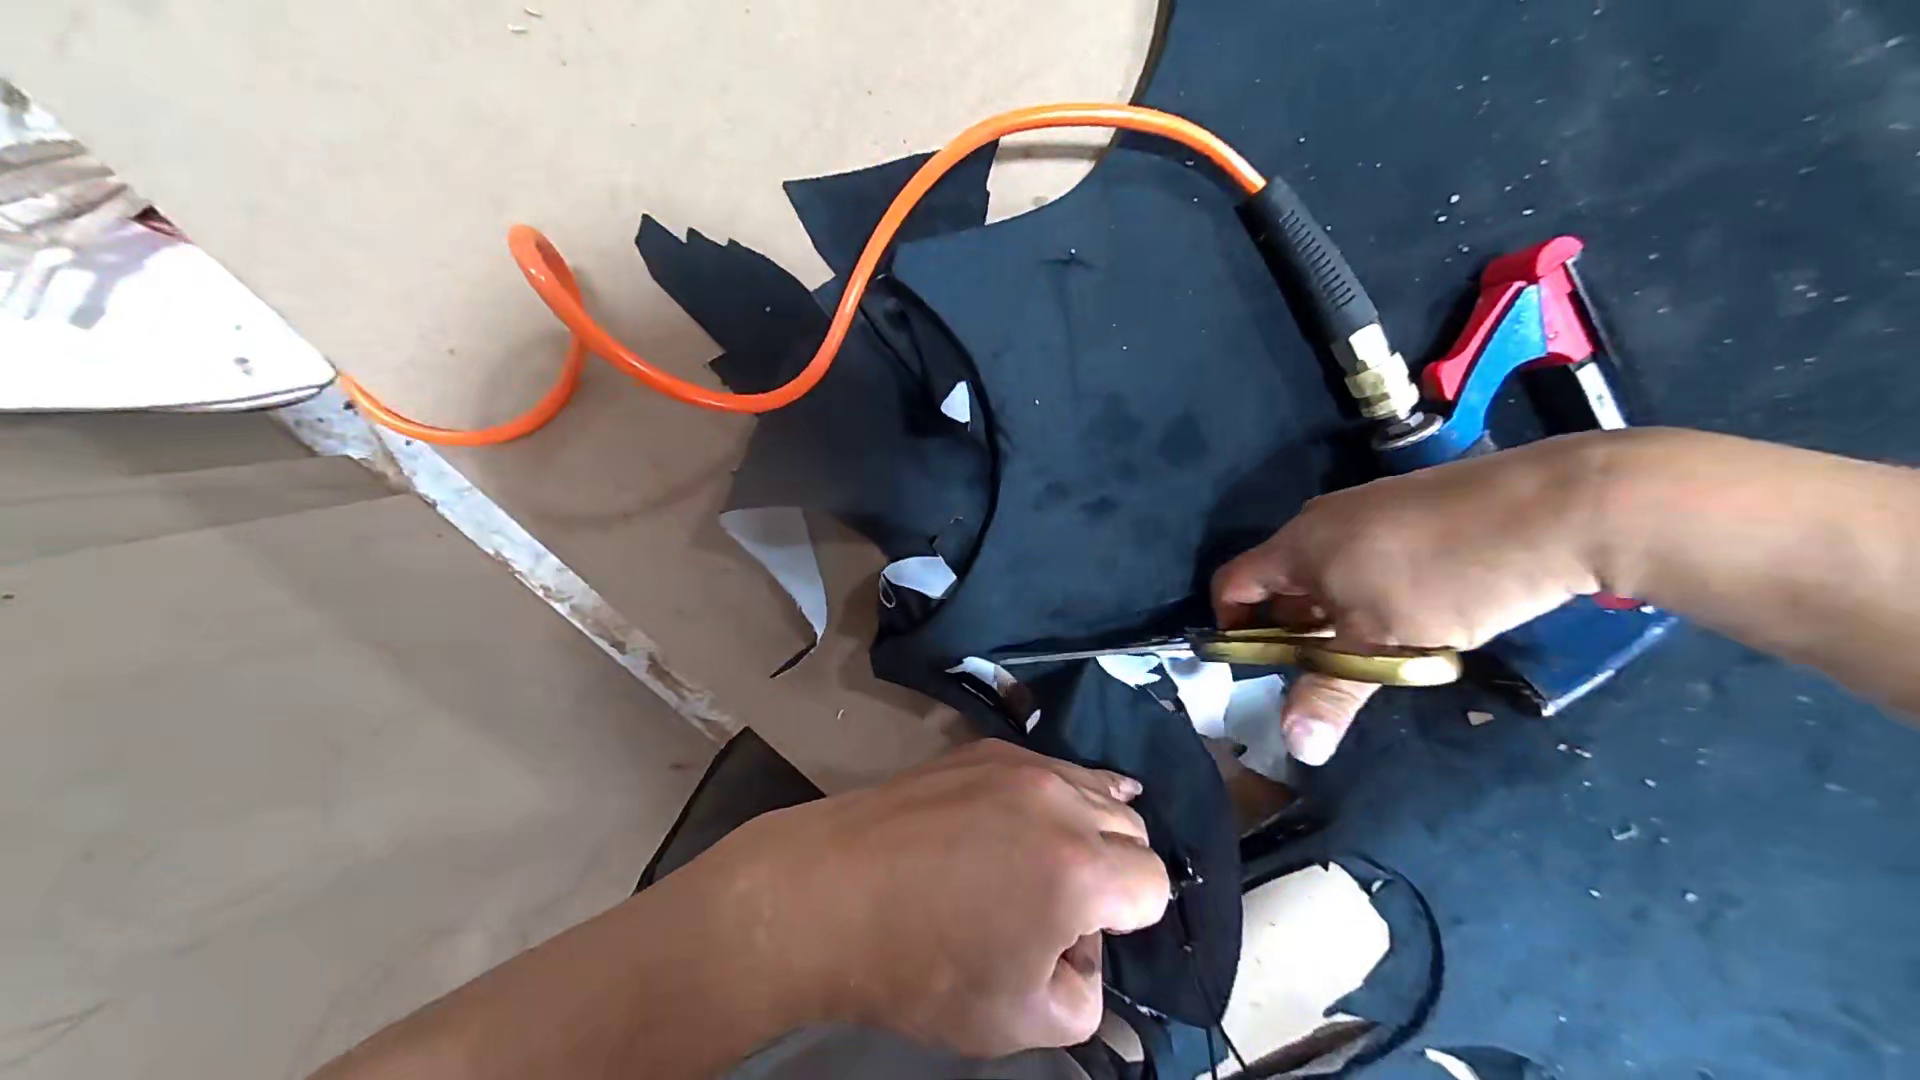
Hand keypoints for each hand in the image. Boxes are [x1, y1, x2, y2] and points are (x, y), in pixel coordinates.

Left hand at [686, 739, 1169, 1056]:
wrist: (830, 893)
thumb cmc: (921, 966)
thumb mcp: (1021, 1021)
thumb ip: (1086, 995)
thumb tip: (1082, 949)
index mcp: (1081, 869)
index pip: (1154, 884)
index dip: (1132, 918)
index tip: (1086, 936)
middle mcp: (1060, 800)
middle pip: (1131, 828)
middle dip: (1117, 870)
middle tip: (1064, 904)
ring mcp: (1019, 765)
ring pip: (1095, 788)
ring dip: (1093, 825)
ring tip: (1061, 855)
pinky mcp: (982, 750)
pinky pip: (1048, 765)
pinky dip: (1059, 792)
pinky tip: (1041, 809)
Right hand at [1211, 434, 1614, 764]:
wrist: (1563, 505)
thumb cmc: (1449, 577)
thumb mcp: (1385, 645)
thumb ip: (1333, 692)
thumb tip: (1297, 748)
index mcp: (1295, 546)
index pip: (1230, 584)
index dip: (1232, 627)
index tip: (1265, 665)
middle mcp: (1319, 520)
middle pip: (1279, 580)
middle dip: (1292, 628)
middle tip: (1329, 667)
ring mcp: (1365, 506)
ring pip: (1326, 569)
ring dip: (1334, 611)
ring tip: (1380, 643)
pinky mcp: (1408, 504)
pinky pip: (1363, 551)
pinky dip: (1367, 586)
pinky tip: (1419, 607)